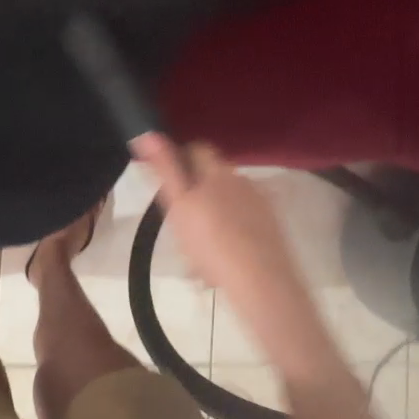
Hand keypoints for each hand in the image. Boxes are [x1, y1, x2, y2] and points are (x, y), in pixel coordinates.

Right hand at [132, 134, 332, 370]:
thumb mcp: (178, 206)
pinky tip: (220, 264)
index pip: (197, 149)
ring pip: (228, 203)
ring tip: (199, 252)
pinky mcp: (272, 230)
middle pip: (213, 177)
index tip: (168, 184)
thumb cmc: (212, 244)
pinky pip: (244, 225)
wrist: (262, 284)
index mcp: (219, 172)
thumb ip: (164, 169)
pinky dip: (230, 235)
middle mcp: (242, 181)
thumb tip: (147, 133)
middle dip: (196, 192)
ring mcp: (261, 205)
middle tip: (180, 222)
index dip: (181, 160)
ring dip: (213, 216)